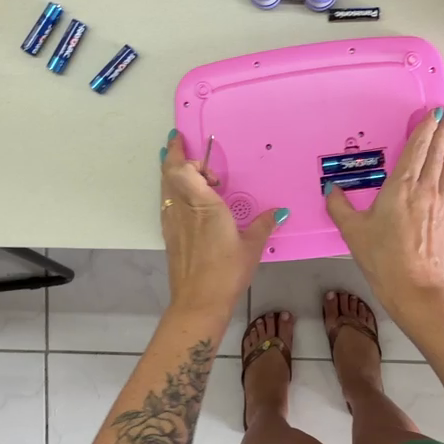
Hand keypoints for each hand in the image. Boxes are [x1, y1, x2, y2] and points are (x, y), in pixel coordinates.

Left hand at [160, 129, 283, 317]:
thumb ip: (263, 225)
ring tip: (176, 162)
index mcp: (204, 206)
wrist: (198, 302)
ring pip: (165, 188)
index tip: (207, 164)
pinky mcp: (170, 236)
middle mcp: (183, 209)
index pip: (185, 170)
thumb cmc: (226, 272)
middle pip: (170, 174)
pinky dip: (171, 192)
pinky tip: (182, 198)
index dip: (190, 160)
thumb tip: (278, 212)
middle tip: (176, 141)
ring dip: (170, 172)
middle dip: (173, 155)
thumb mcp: (251, 247)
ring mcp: (173, 223)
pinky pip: (167, 204)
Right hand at [325, 107, 443, 316]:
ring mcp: (437, 202)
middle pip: (435, 153)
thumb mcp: (353, 231)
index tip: (433, 112)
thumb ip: (339, 206)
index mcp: (400, 187)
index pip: (416, 150)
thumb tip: (330, 190)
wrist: (413, 286)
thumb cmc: (382, 258)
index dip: (424, 129)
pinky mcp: (443, 216)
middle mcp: (423, 189)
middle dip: (442, 131)